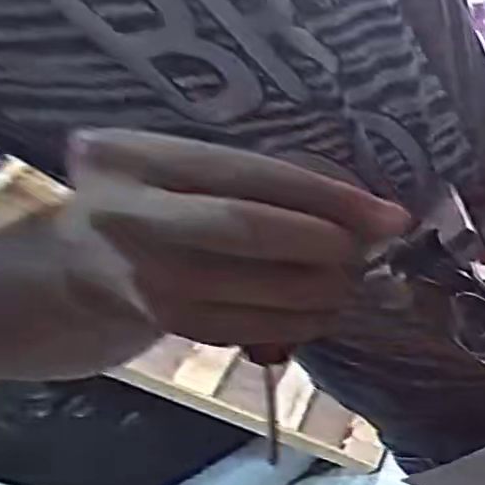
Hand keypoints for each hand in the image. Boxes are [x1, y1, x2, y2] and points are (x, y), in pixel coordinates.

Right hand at [58, 129, 410, 346]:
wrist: (89, 267)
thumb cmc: (175, 213)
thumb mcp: (202, 179)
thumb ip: (280, 189)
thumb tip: (384, 218)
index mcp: (129, 157)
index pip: (251, 174)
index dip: (333, 197)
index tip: (395, 218)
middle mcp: (127, 215)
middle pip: (254, 229)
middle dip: (332, 243)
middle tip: (367, 252)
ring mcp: (151, 278)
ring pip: (278, 287)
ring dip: (335, 287)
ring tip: (345, 279)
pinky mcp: (183, 326)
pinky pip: (279, 326)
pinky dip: (318, 318)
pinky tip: (319, 306)